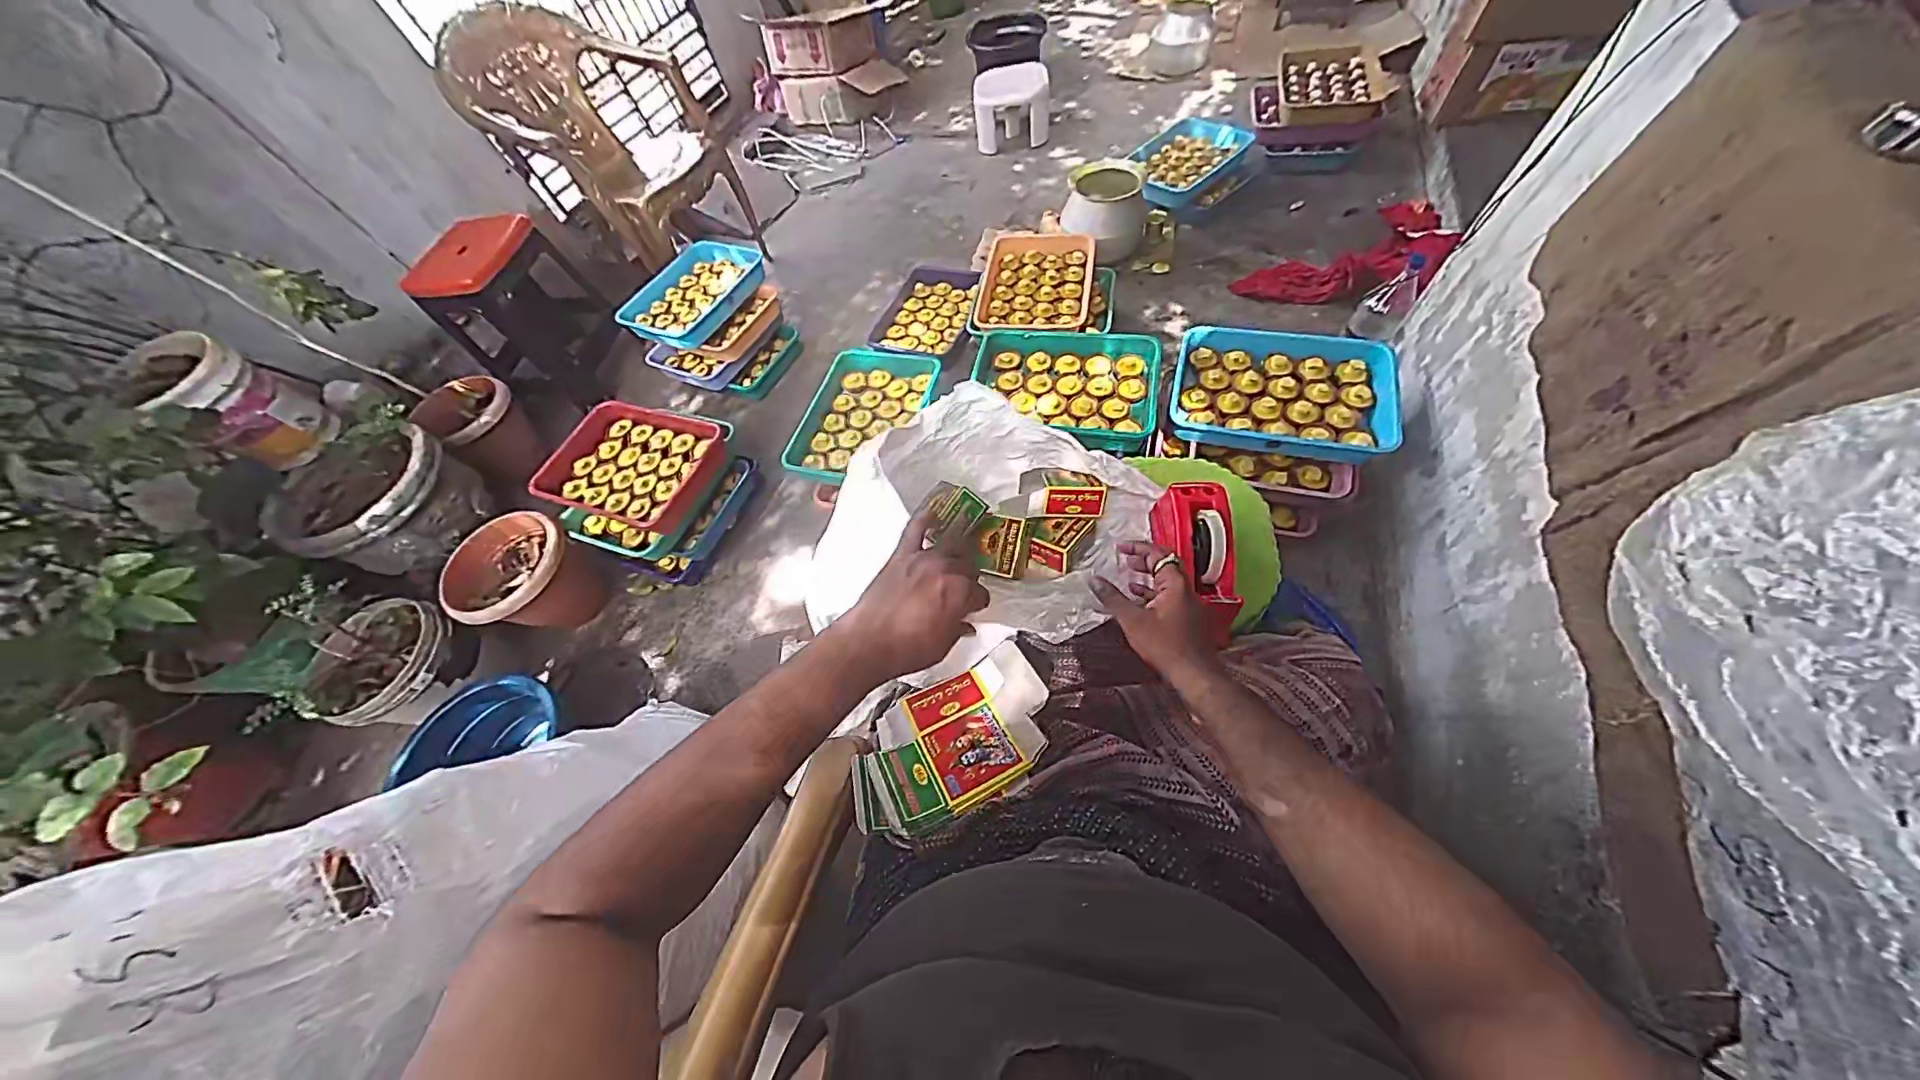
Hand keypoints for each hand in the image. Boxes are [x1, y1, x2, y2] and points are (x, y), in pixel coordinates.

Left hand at [828, 505, 990, 682]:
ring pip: (950, 544)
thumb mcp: (942, 646)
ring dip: (959, 545)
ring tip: (966, 542)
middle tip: (967, 584)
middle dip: (971, 575)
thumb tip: (963, 625)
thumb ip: (957, 629)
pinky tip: (933, 512)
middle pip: (969, 565)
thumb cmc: (904, 648)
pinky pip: (916, 529)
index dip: (979, 601)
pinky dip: (925, 518)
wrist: (867, 643)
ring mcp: (922, 559)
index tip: (974, 607)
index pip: (980, 592)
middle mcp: (945, 571)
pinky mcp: (901, 556)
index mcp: (960, 593)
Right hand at [1091, 540, 1222, 678]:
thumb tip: (1094, 580)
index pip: (1158, 553)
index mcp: (1175, 584)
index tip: (1120, 549)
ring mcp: (1190, 604)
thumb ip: (1112, 598)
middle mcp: (1186, 590)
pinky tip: (1140, 603)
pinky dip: (1154, 594)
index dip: (1137, 548)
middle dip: (1142, 561)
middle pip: (1165, 565)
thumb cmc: (1165, 646)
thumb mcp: (1132, 620)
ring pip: (1167, 583)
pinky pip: (1170, 597)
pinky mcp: (1190, 618)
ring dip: (1147, 579)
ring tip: (1127, 580)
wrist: (1193, 674)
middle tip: (1123, 562)